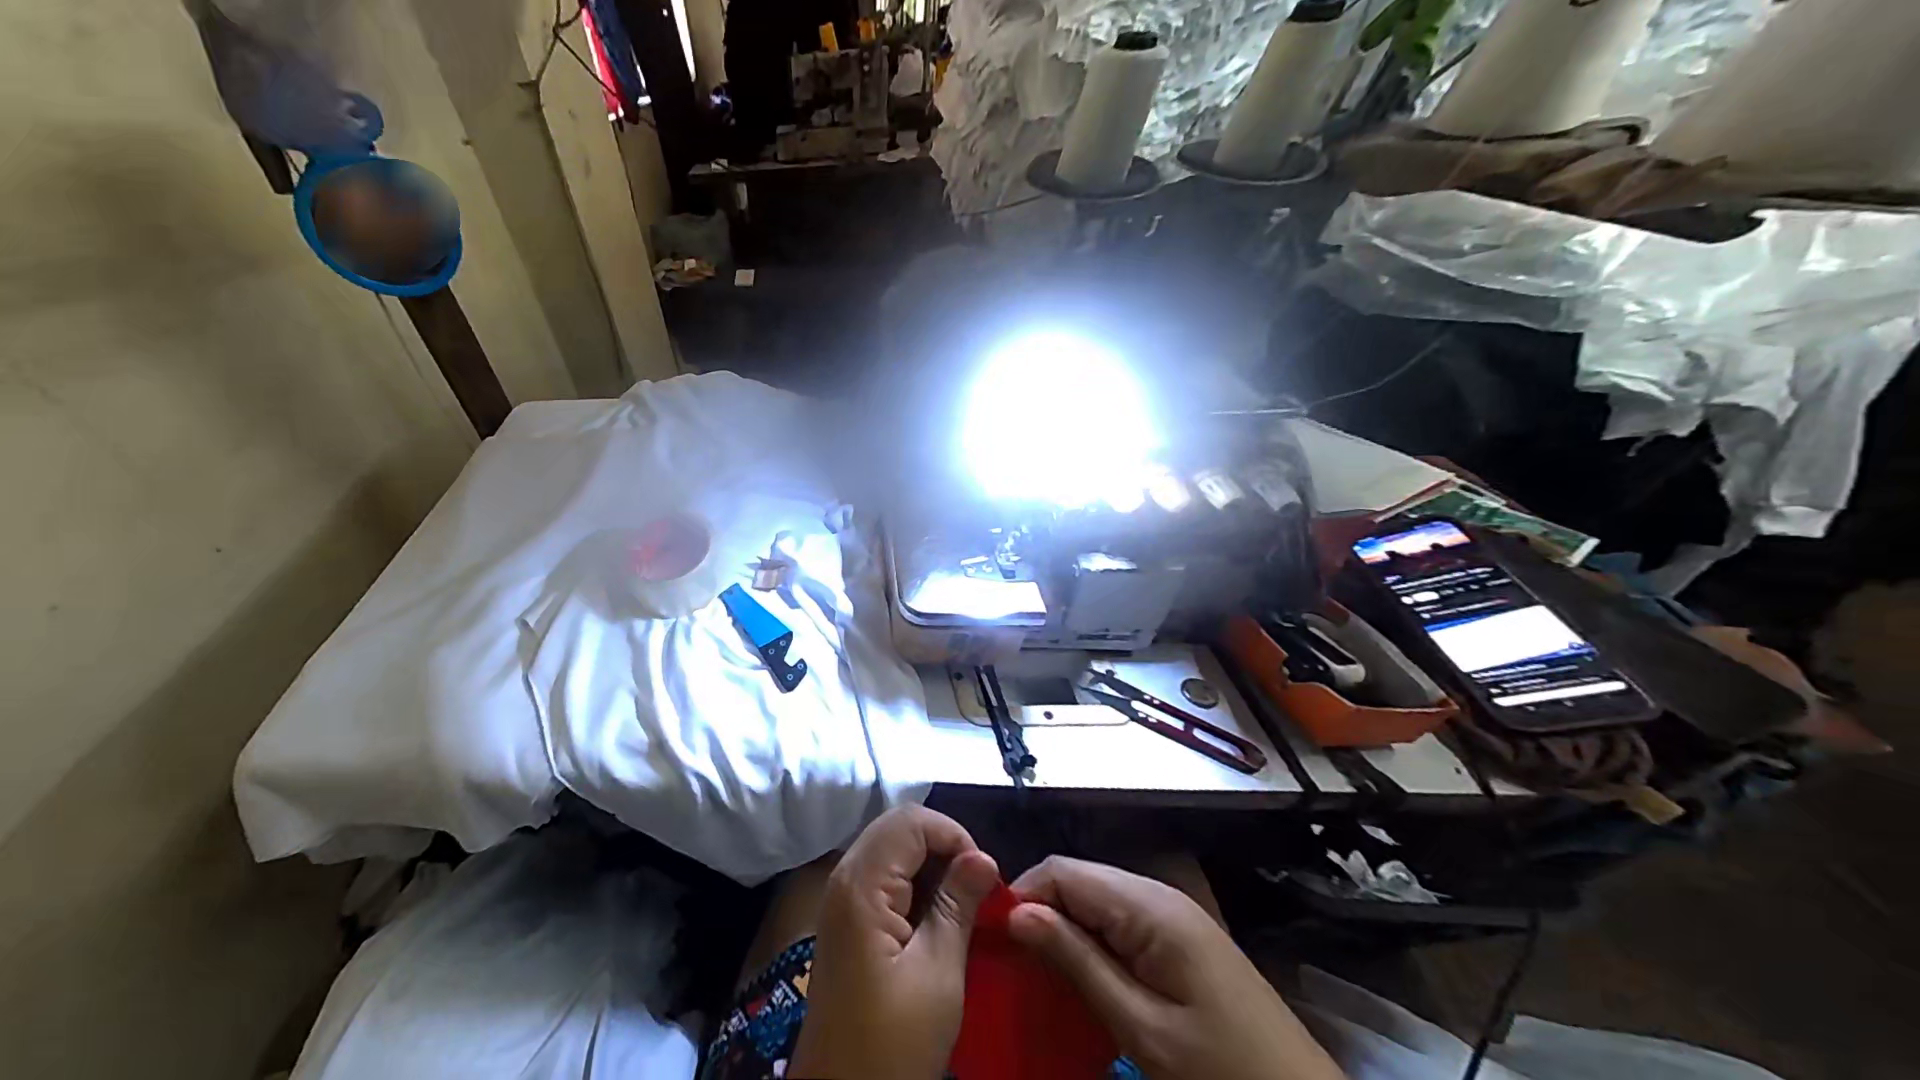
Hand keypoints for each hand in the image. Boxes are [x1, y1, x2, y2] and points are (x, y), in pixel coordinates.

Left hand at [789, 805, 1000, 1079]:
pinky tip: (936, 918)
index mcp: (861, 884)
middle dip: (943, 846)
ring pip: (893, 850)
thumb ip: (958, 904)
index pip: (911, 821)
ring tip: (962, 904)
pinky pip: (885, 877)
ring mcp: (843, 899)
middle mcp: (845, 878)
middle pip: (899, 829)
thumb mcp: (937, 973)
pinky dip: (916, 885)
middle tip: (976, 888)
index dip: (952, 835)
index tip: (983, 876)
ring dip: (931, 866)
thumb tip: (984, 856)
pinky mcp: (848, 920)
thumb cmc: (891, 1042)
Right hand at [1008, 857, 1345, 1079]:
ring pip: (1095, 900)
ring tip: (1036, 975)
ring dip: (1062, 930)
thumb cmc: (1222, 1070)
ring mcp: (1171, 914)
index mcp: (1149, 905)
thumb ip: (1078, 962)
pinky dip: (1090, 942)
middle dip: (1040, 912)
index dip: (1023, 896)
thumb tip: (1018, 914)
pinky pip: (1118, 922)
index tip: (994, 941)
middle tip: (1011, 964)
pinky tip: (1078, 979)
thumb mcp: (1141, 1025)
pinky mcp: (1177, 937)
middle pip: (1078, 880)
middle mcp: (1157, 894)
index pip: (1063, 870)